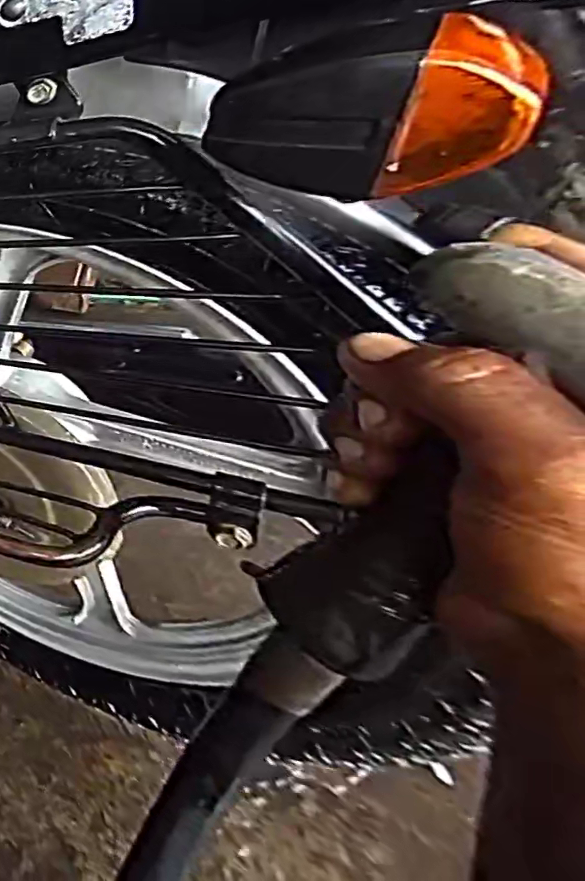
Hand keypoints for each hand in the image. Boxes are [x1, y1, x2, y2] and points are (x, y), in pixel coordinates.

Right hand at [325, 225, 584, 685]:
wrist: (565, 660)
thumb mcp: (544, 461)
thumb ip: (462, 384)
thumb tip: (382, 350)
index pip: (570, 291)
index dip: (515, 268)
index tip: (454, 272)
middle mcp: (571, 408)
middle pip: (462, 345)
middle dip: (401, 380)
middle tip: (395, 420)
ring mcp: (522, 439)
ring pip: (412, 390)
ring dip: (372, 422)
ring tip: (378, 462)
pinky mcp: (470, 467)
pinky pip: (391, 431)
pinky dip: (364, 450)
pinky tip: (373, 477)